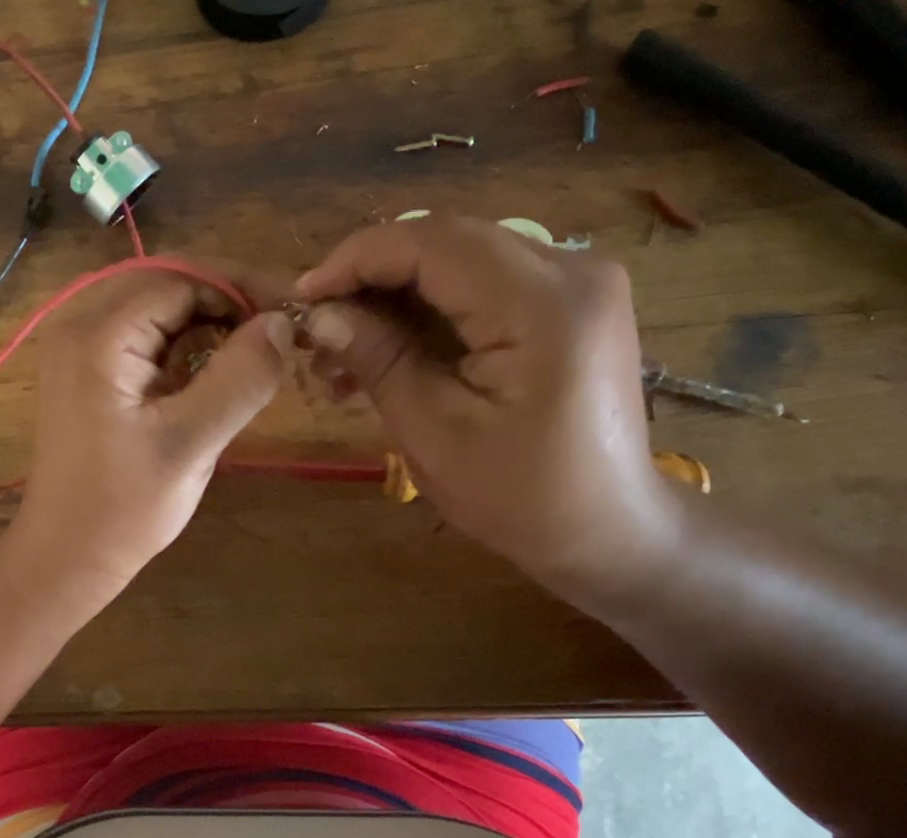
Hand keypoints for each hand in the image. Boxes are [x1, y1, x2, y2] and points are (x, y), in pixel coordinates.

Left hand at [1, 263, 290, 600]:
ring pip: (154, 307)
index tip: (294, 315)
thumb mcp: (191, 443)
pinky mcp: (82, 372)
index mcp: (97, 336)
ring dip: (206, 319)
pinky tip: (211, 370)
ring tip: (255, 351)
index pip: (183, 278)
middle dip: (227, 298)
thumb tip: (283, 321)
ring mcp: (75, 348)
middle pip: (166, 283)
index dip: (244, 286)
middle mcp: (77, 325)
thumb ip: (240, 377)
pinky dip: (180, 343)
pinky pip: (138, 335)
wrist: (64, 557)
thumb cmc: (123, 509)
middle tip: (279, 331)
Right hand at [294, 215, 681, 592]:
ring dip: (391, 298)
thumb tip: (318, 315)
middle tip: (315, 332)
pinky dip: (424, 311)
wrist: (605, 526)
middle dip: (368, 279)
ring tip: (340, 356)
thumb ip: (379, 359)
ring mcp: (573, 280)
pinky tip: (385, 353)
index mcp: (544, 303)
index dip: (356, 260)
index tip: (301, 299)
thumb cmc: (520, 495)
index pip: (433, 242)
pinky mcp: (564, 300)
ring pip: (455, 261)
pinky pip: (478, 285)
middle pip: (445, 243)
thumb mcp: (435, 433)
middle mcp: (570, 268)